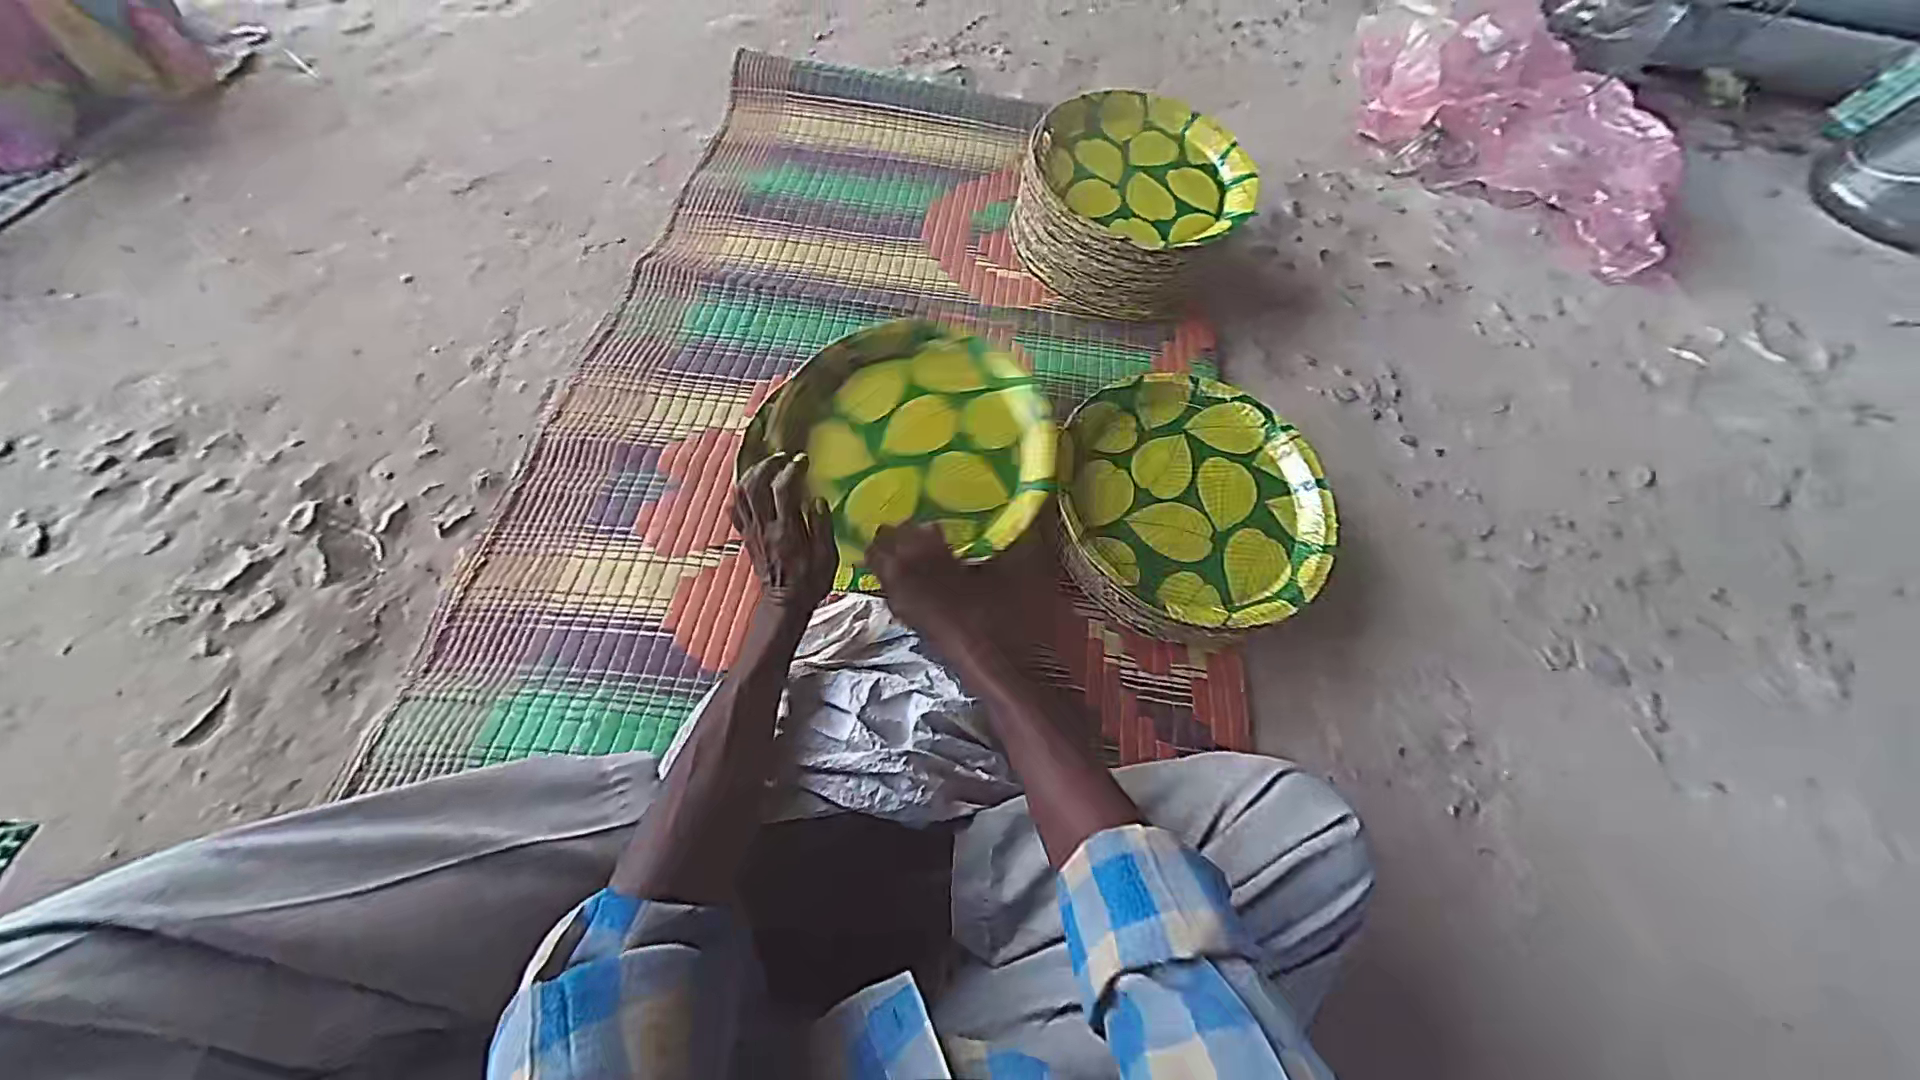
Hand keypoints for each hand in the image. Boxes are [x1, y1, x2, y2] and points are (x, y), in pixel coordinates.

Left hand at [732, 453, 836, 614]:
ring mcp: (752, 532)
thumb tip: (817, 500)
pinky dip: (739, 495)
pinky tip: (748, 488)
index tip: (802, 460)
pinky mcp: (746, 537)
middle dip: (767, 465)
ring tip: (766, 466)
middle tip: (782, 458)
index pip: (783, 489)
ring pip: (741, 494)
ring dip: (751, 475)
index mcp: (787, 530)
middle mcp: (765, 527)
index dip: (791, 469)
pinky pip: (735, 511)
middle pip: (755, 485)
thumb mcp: (827, 556)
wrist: (785, 603)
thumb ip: (822, 525)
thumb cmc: (810, 580)